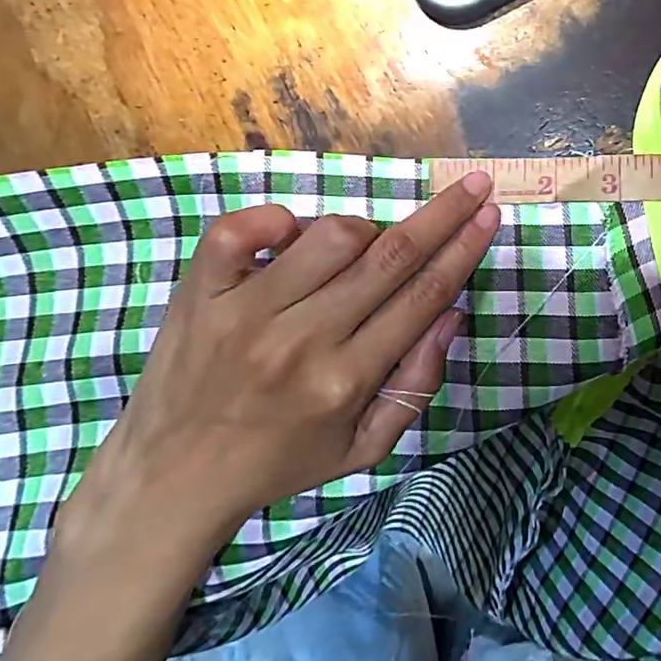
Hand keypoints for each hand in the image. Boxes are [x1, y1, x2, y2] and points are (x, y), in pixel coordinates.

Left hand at [0, 174, 500, 660]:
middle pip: (389, 257)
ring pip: (328, 236)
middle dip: (442, 214)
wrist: (172, 477)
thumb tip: (450, 313)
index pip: (421, 298)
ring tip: (361, 244)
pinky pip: (242, 229)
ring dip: (360, 228)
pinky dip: (273, 218)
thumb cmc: (277, 462)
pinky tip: (287, 233)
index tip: (488, 213)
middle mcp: (300, 341)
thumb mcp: (359, 452)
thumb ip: (413, 386)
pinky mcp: (201, 292)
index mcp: (343, 382)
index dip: (462, 250)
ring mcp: (245, 311)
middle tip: (472, 184)